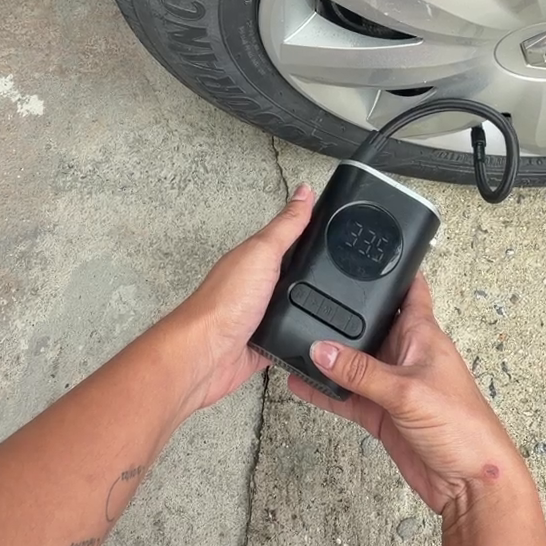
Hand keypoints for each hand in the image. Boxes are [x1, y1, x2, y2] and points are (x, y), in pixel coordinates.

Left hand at [160, 183, 314, 410]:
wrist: (208, 353)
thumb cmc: (224, 301)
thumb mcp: (262, 253)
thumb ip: (286, 226)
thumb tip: (304, 191)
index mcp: (255, 256)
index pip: (286, 235)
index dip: (306, 225)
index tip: (327, 213)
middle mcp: (257, 283)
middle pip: (291, 270)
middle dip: (312, 268)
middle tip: (337, 258)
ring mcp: (260, 313)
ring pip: (292, 303)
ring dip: (307, 303)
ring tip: (330, 296)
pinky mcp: (264, 341)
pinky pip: (290, 334)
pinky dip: (301, 333)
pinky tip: (314, 331)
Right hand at [287, 274, 533, 526]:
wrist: (470, 484)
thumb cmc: (463, 426)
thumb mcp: (407, 390)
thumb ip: (361, 371)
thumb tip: (321, 349)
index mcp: (423, 334)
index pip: (410, 289)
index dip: (393, 269)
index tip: (369, 252)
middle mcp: (407, 353)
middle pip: (372, 324)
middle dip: (347, 314)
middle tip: (313, 298)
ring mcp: (393, 384)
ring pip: (355, 362)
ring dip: (331, 356)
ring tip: (296, 342)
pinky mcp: (383, 413)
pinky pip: (349, 396)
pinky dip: (327, 392)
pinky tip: (303, 384)